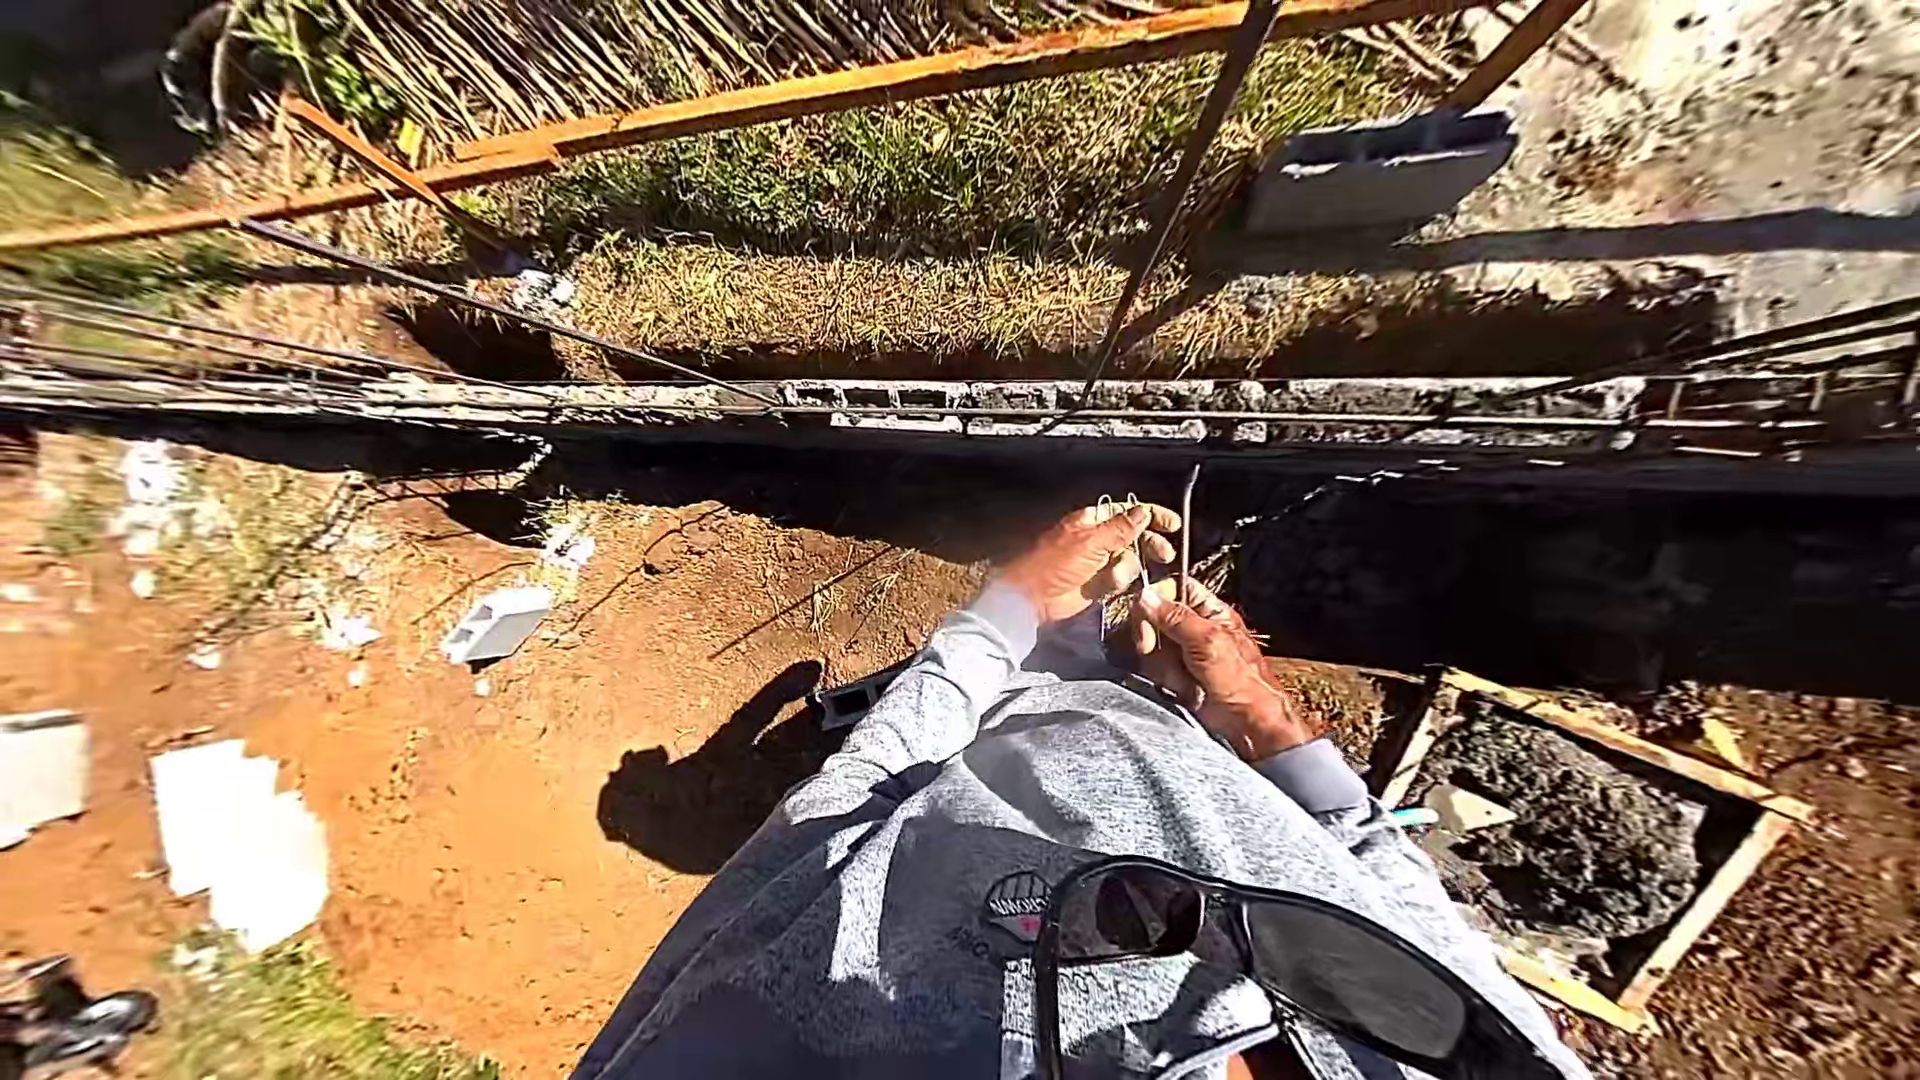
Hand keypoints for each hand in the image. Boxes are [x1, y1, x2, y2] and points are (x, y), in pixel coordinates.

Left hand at [999, 502, 1180, 622]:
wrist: (1034, 598)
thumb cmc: (1054, 564)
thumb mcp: (1090, 542)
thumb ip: (1120, 528)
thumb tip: (1143, 511)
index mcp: (1091, 521)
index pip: (1127, 512)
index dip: (1150, 515)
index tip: (1172, 524)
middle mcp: (1097, 539)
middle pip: (1134, 536)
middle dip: (1148, 545)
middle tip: (1163, 555)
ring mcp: (1098, 562)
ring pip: (1129, 561)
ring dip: (1124, 570)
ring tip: (1109, 578)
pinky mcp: (1099, 583)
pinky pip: (1120, 580)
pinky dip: (1117, 583)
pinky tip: (1106, 587)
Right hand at [1132, 578, 1318, 760]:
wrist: (1248, 724)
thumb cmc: (1242, 681)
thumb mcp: (1207, 642)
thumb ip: (1175, 617)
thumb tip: (1146, 595)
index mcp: (1210, 610)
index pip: (1173, 587)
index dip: (1156, 597)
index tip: (1146, 612)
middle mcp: (1194, 626)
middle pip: (1154, 615)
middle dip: (1154, 636)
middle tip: (1155, 648)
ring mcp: (1183, 650)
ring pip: (1151, 643)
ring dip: (1161, 663)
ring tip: (1183, 677)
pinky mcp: (1175, 671)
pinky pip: (1154, 666)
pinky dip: (1163, 677)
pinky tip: (1182, 686)